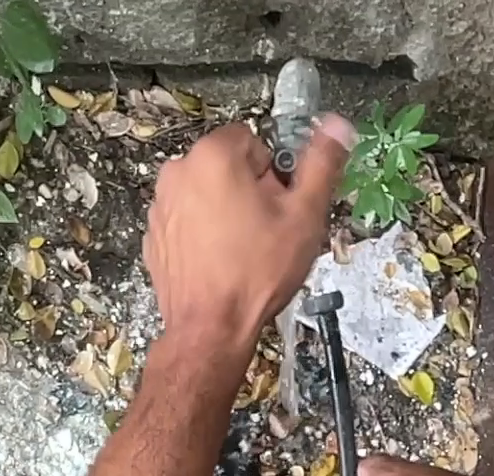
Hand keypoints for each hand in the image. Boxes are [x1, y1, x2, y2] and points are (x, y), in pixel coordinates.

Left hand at [144, 114, 354, 363]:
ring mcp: (161, 207)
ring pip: (206, 197)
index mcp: (214, 157)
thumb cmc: (254, 277)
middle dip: (249, 193)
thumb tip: (337, 128)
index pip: (253, 141)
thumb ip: (321, 165)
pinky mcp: (156, 238)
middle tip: (265, 233)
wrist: (211, 329)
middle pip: (227, 168)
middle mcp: (179, 173)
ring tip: (243, 253)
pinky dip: (204, 238)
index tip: (278, 205)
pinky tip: (222, 264)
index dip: (273, 174)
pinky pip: (188, 225)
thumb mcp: (303, 218)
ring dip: (226, 216)